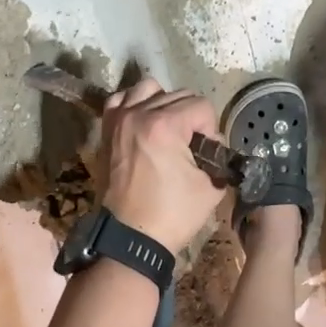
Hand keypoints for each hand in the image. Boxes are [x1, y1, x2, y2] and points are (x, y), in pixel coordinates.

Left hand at [98, 79, 225, 254]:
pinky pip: (122, 99)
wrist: (130, 238)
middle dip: (192, 118)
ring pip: (149, 88)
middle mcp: (139, 113)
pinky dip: (135, 104)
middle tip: (192, 147)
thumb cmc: (171, 214)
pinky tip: (144, 122)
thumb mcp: (209, 188)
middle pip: (179, 95)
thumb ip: (218, 158)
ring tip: (169, 129)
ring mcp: (120, 119)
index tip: (207, 153)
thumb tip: (215, 146)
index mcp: (165, 126)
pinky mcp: (107, 129)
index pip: (201, 106)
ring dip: (164, 103)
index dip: (211, 129)